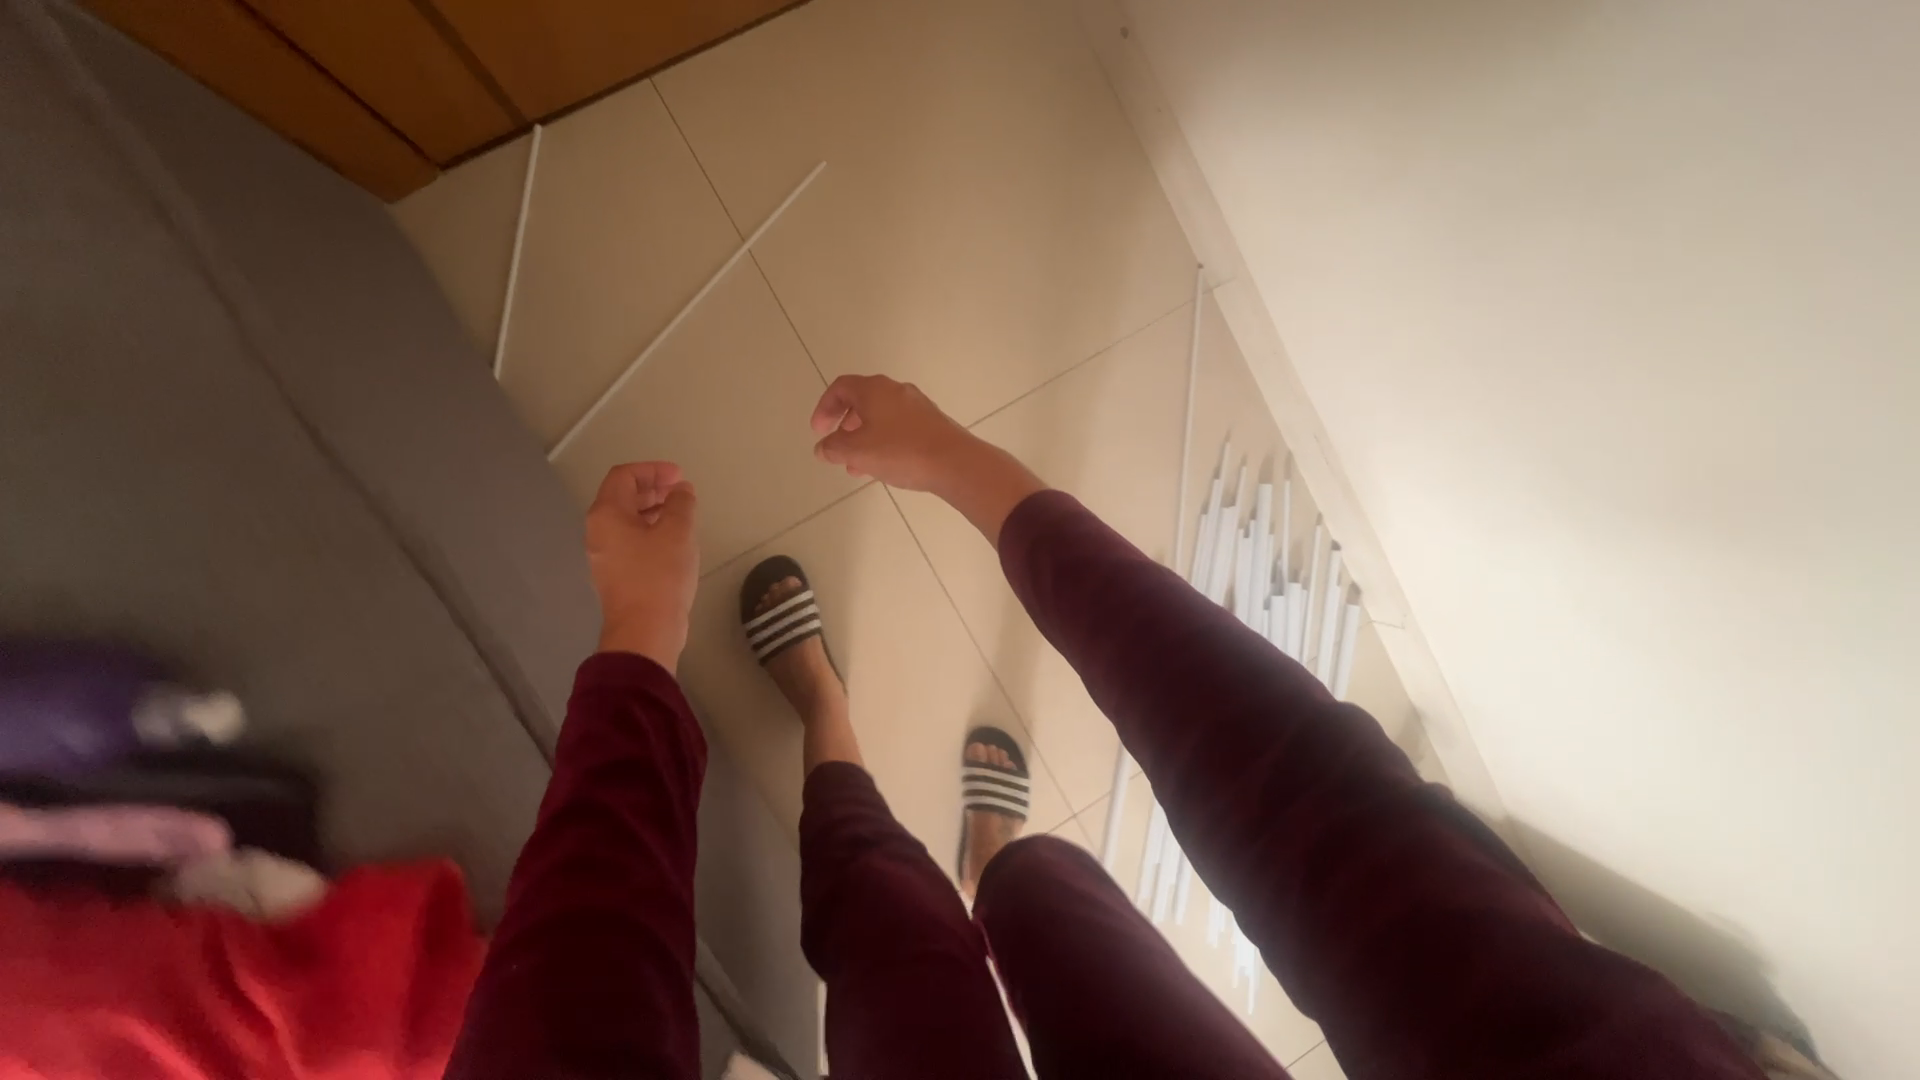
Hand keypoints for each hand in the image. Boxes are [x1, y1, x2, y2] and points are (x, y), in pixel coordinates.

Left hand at [586, 462, 698, 670]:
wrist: (645, 630)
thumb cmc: (659, 575)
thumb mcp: (677, 532)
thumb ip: (680, 504)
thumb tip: (680, 490)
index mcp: (606, 515)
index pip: (623, 476)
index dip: (652, 470)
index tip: (679, 475)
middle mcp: (599, 532)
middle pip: (622, 497)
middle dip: (653, 489)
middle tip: (682, 491)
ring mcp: (606, 555)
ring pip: (627, 521)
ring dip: (654, 511)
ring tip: (682, 514)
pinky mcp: (617, 574)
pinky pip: (632, 541)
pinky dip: (651, 531)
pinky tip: (674, 541)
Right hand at [811, 375, 1044, 543]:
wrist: (955, 463)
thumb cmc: (900, 452)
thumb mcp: (857, 452)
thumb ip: (833, 448)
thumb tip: (823, 448)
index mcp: (874, 389)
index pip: (841, 387)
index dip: (824, 408)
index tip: (818, 432)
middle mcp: (896, 390)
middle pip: (862, 401)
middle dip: (845, 425)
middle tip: (837, 447)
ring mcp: (918, 406)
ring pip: (881, 417)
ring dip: (864, 438)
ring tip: (857, 466)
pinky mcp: (932, 423)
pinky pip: (899, 428)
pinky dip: (884, 442)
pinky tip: (884, 467)